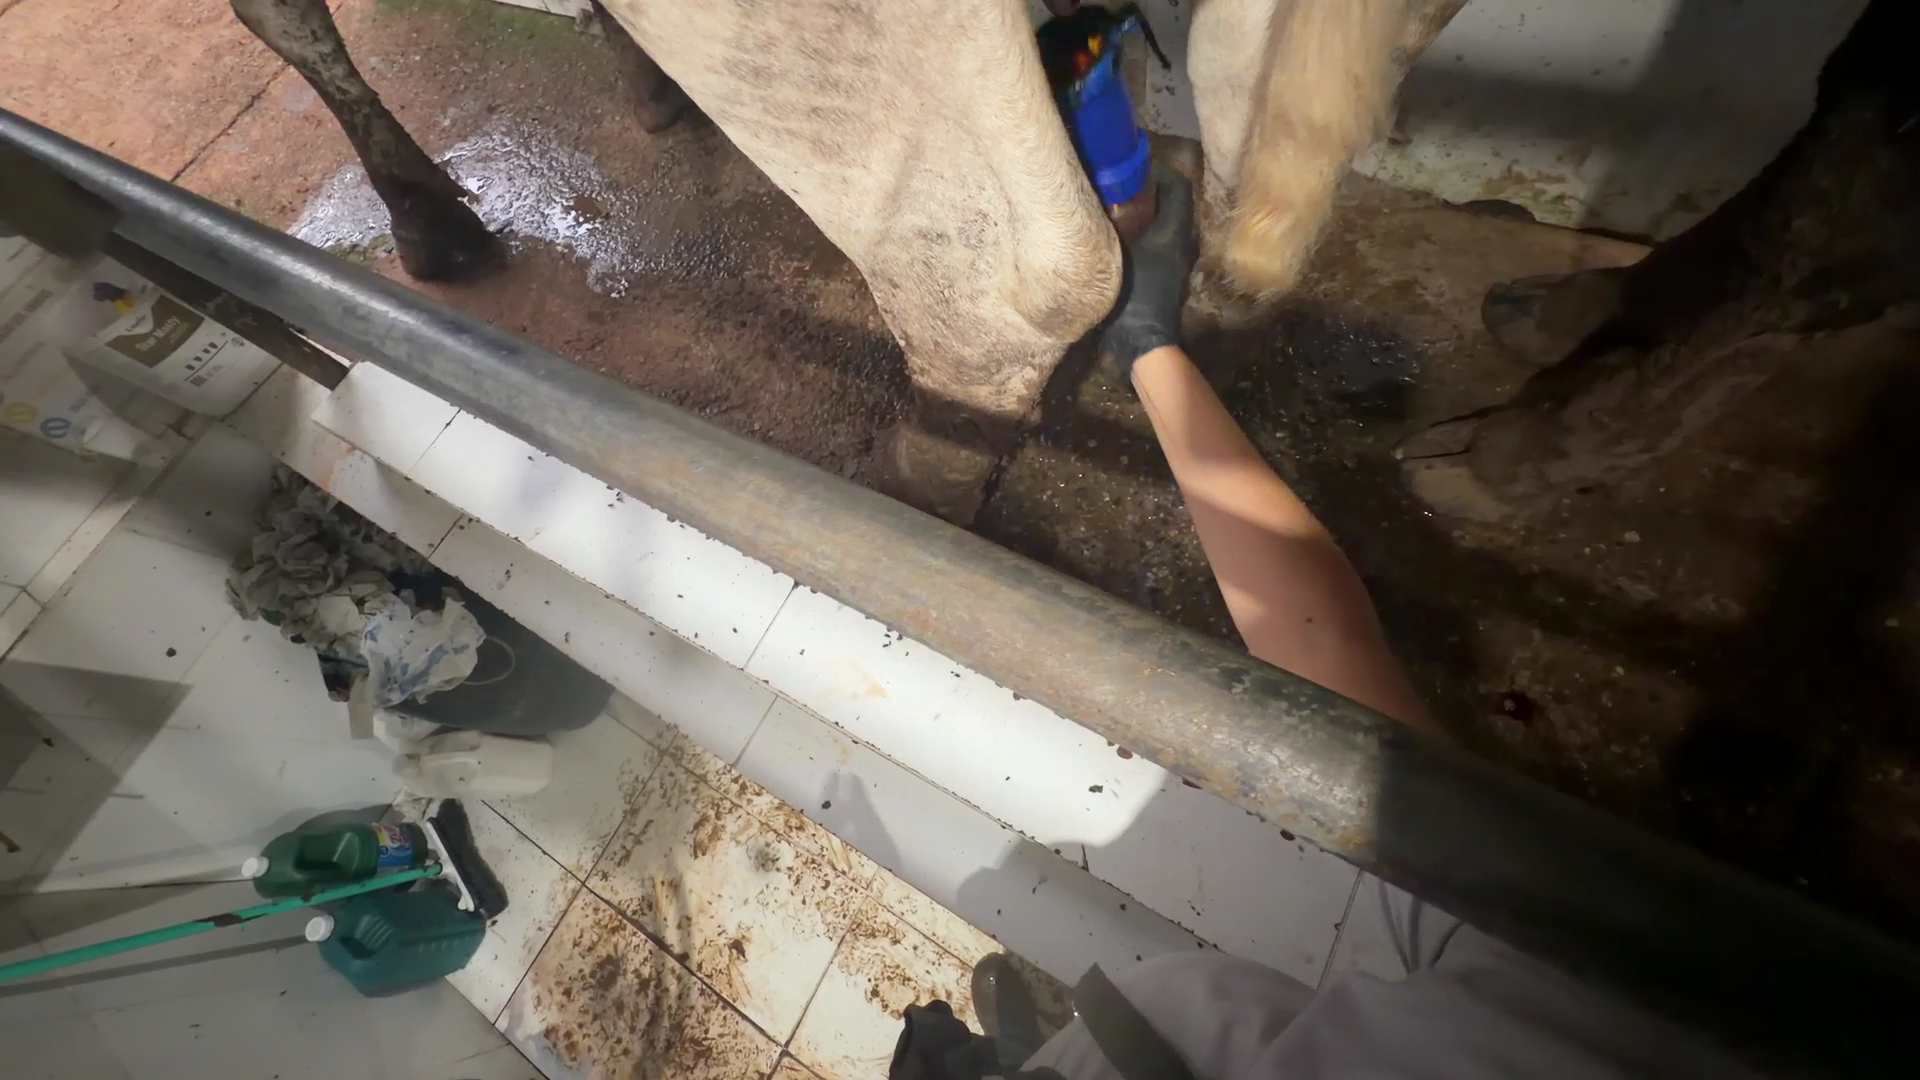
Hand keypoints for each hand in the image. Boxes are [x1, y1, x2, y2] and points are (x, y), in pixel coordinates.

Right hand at [1100, 164, 1198, 382]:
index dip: (1159, 171)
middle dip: (1149, 192)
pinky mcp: (1168, 279)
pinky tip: (1121, 240)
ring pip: (1166, 226)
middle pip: (1172, 205)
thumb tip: (1097, 202)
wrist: (1143, 344)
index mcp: (1175, 232)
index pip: (1178, 186)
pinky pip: (1160, 245)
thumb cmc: (1133, 298)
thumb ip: (1112, 228)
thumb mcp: (1117, 257)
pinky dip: (1145, 235)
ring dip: (1146, 215)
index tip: (1134, 166)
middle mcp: (1183, 243)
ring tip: (1117, 210)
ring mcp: (1177, 263)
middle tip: (1120, 186)